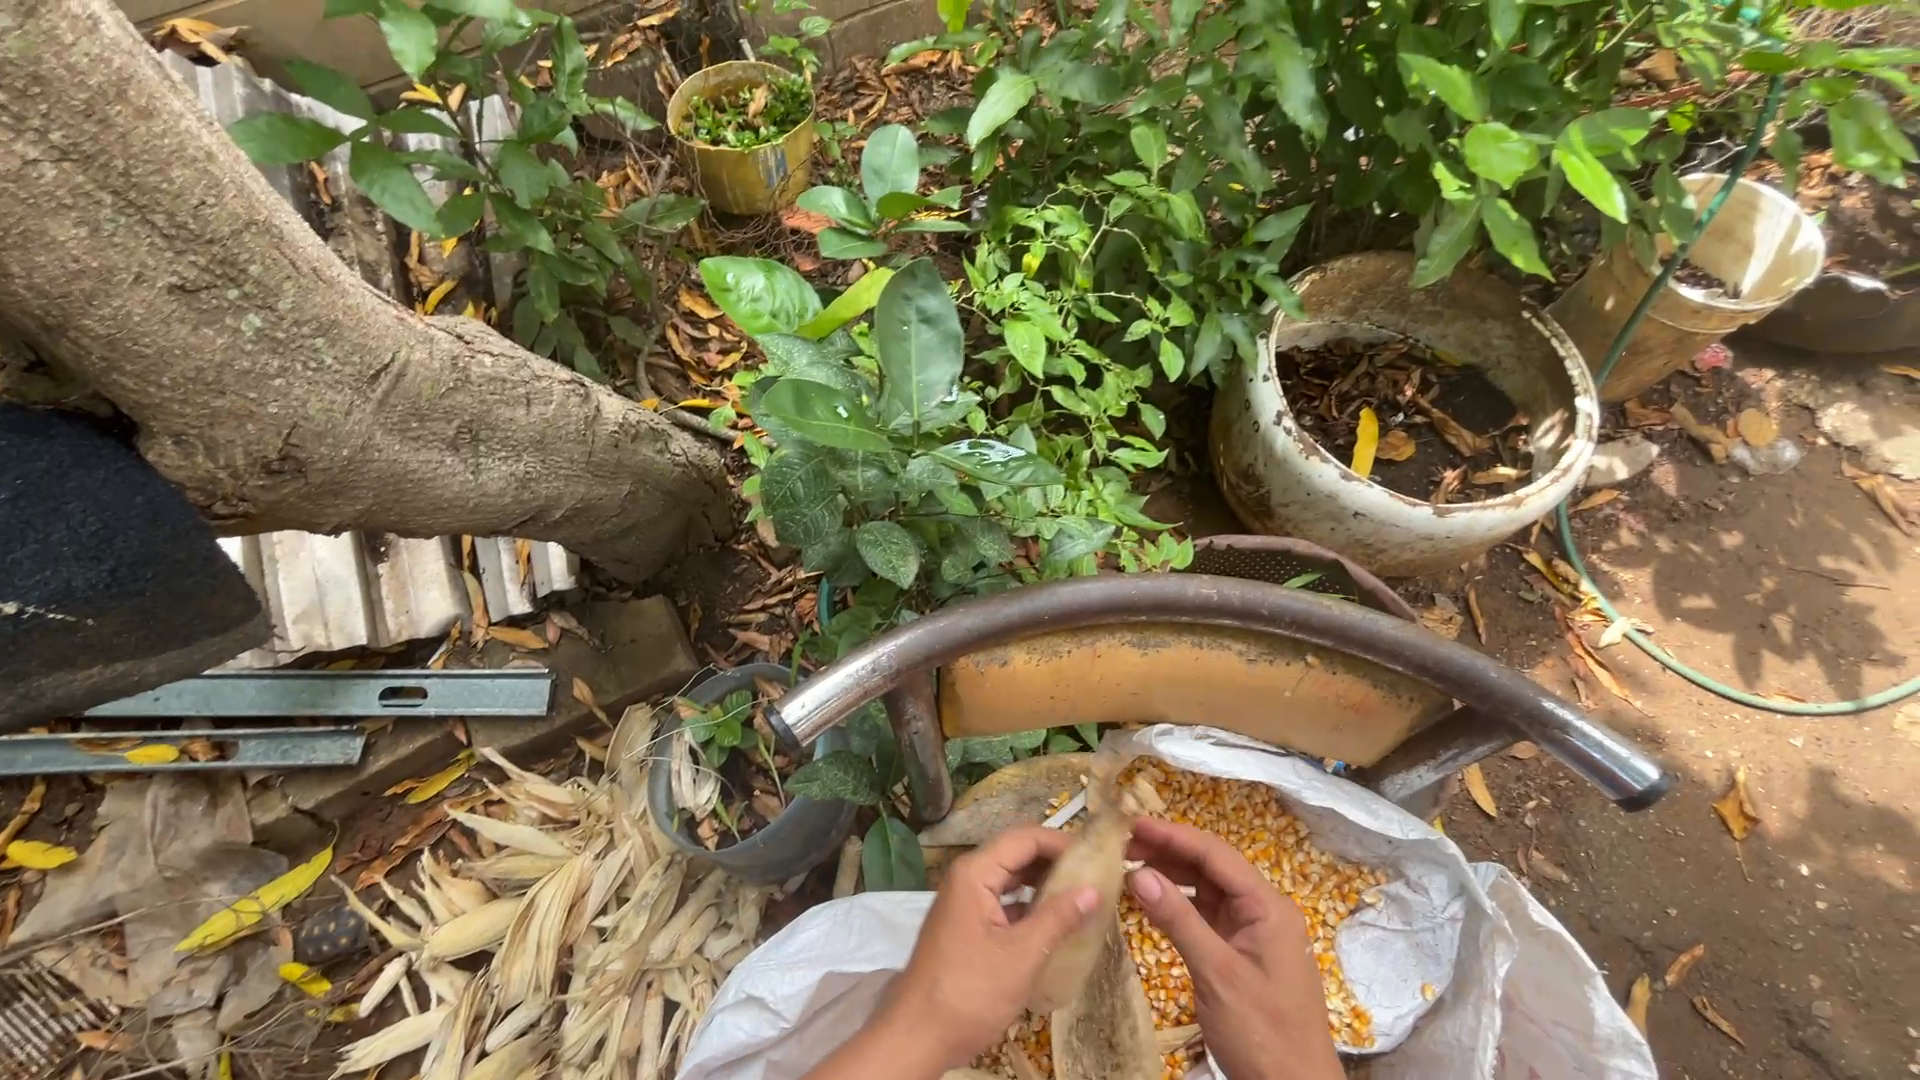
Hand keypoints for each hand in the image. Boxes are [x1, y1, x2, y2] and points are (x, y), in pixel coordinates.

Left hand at [871, 825, 1100, 1072]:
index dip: (1061, 842)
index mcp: (975, 872)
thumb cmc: (969, 992)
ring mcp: (965, 902)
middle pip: (1016, 854)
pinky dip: (1029, 906)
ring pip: (1010, 879)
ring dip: (1043, 885)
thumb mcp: (1021, 956)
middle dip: (1054, 862)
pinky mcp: (966, 925)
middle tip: (1094, 875)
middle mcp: (967, 877)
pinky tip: (1055, 923)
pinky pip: (1003, 902)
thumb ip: (1057, 918)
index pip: (1024, 838)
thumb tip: (1093, 890)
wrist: (916, 1037)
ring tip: (1081, 897)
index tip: (1095, 857)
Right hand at [1126, 818, 1342, 1079]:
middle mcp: (1262, 911)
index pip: (1216, 855)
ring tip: (1128, 862)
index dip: (1173, 835)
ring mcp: (1250, 932)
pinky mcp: (1238, 952)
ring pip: (1206, 888)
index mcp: (1268, 907)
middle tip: (1121, 842)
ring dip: (1170, 874)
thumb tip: (1138, 873)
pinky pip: (1204, 913)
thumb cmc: (1262, 1032)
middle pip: (1211, 866)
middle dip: (1168, 850)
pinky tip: (1148, 897)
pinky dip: (1176, 902)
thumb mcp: (1217, 974)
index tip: (1133, 823)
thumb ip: (1179, 919)